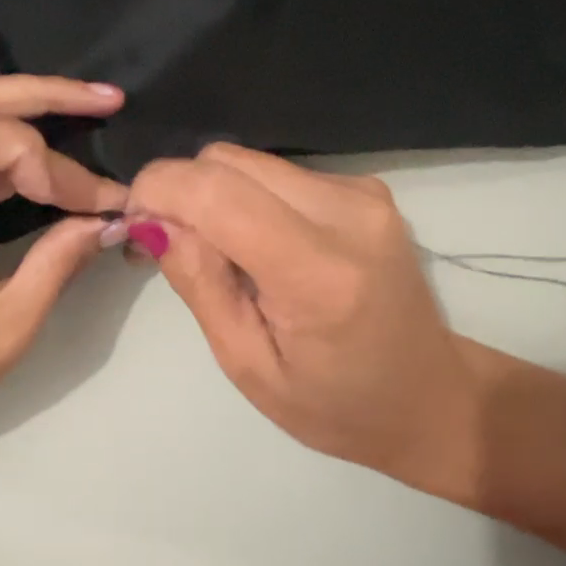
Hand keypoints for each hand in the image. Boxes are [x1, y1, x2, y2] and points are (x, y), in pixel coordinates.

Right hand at [126, 144, 496, 497]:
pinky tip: (254, 243)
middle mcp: (347, 212)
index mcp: (318, 272)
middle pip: (226, 161)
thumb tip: (151, 221)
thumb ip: (200, 283)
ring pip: (248, 160)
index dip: (158, 192)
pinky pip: (277, 172)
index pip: (215, 192)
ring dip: (213, 194)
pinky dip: (247, 196)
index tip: (135, 227)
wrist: (430, 397)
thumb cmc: (335, 405)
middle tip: (167, 245)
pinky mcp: (365, 187)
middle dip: (180, 192)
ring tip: (214, 251)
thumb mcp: (248, 365)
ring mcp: (362, 192)